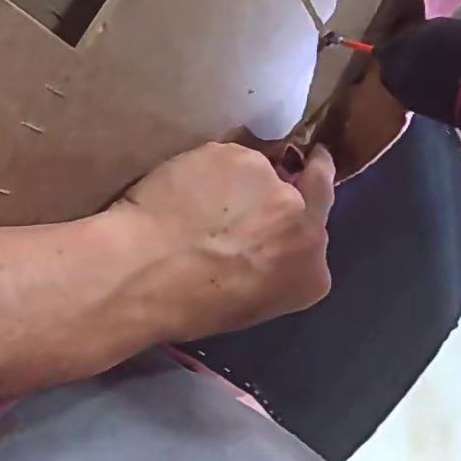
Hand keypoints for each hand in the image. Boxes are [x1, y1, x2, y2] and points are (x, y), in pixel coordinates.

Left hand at [107, 142, 335, 343]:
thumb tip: (253, 239)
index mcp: (311, 273)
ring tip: (196, 195)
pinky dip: (206, 167)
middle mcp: (304, 223)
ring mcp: (272, 184)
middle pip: (314, 185)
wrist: (146, 271)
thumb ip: (269, 262)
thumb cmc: (189, 304)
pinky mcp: (238, 155)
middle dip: (304, 174)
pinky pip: (226, 156)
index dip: (298, 216)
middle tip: (280, 168)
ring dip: (238, 177)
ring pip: (260, 169)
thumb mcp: (249, 301)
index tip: (288, 204)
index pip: (313, 233)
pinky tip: (180, 186)